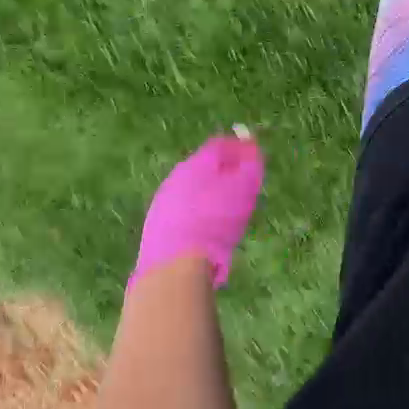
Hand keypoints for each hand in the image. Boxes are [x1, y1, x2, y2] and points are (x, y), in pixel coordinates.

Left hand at [130, 135, 264, 293]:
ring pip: (192, 188)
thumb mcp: (247, 187)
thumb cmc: (218, 219)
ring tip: (227, 211)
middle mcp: (175, 176)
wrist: (176, 264)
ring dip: (210, 194)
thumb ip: (252, 162)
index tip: (253, 161)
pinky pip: (182, 210)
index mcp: (197, 162)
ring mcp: (162, 201)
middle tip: (243, 186)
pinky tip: (207, 230)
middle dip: (224, 172)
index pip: (220, 144)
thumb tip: (252, 145)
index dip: (240, 148)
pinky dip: (197, 213)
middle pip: (204, 166)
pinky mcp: (154, 225)